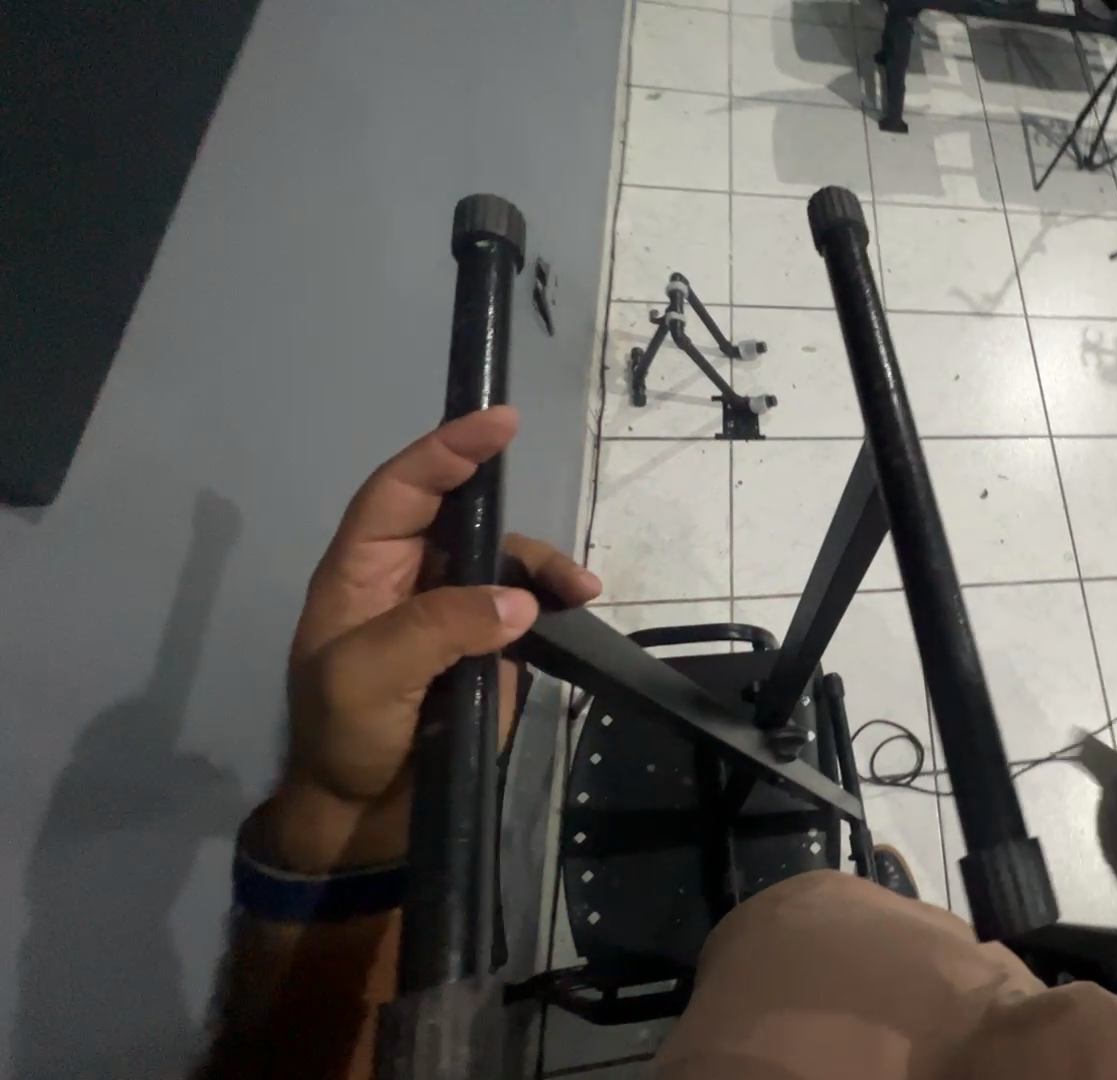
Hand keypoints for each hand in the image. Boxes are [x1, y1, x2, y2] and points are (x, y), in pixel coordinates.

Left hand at [259, 407, 600, 874]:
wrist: (377, 808)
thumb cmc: (349, 735)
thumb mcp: (370, 679)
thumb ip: (437, 628)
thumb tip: (521, 601)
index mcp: (366, 572)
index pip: (403, 492)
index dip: (446, 452)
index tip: (497, 421)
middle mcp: (414, 577)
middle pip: (470, 520)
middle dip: (514, 522)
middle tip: (549, 532)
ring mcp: (457, 608)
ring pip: (510, 561)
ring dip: (547, 569)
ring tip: (580, 593)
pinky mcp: (492, 638)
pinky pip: (531, 598)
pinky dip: (558, 596)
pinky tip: (579, 605)